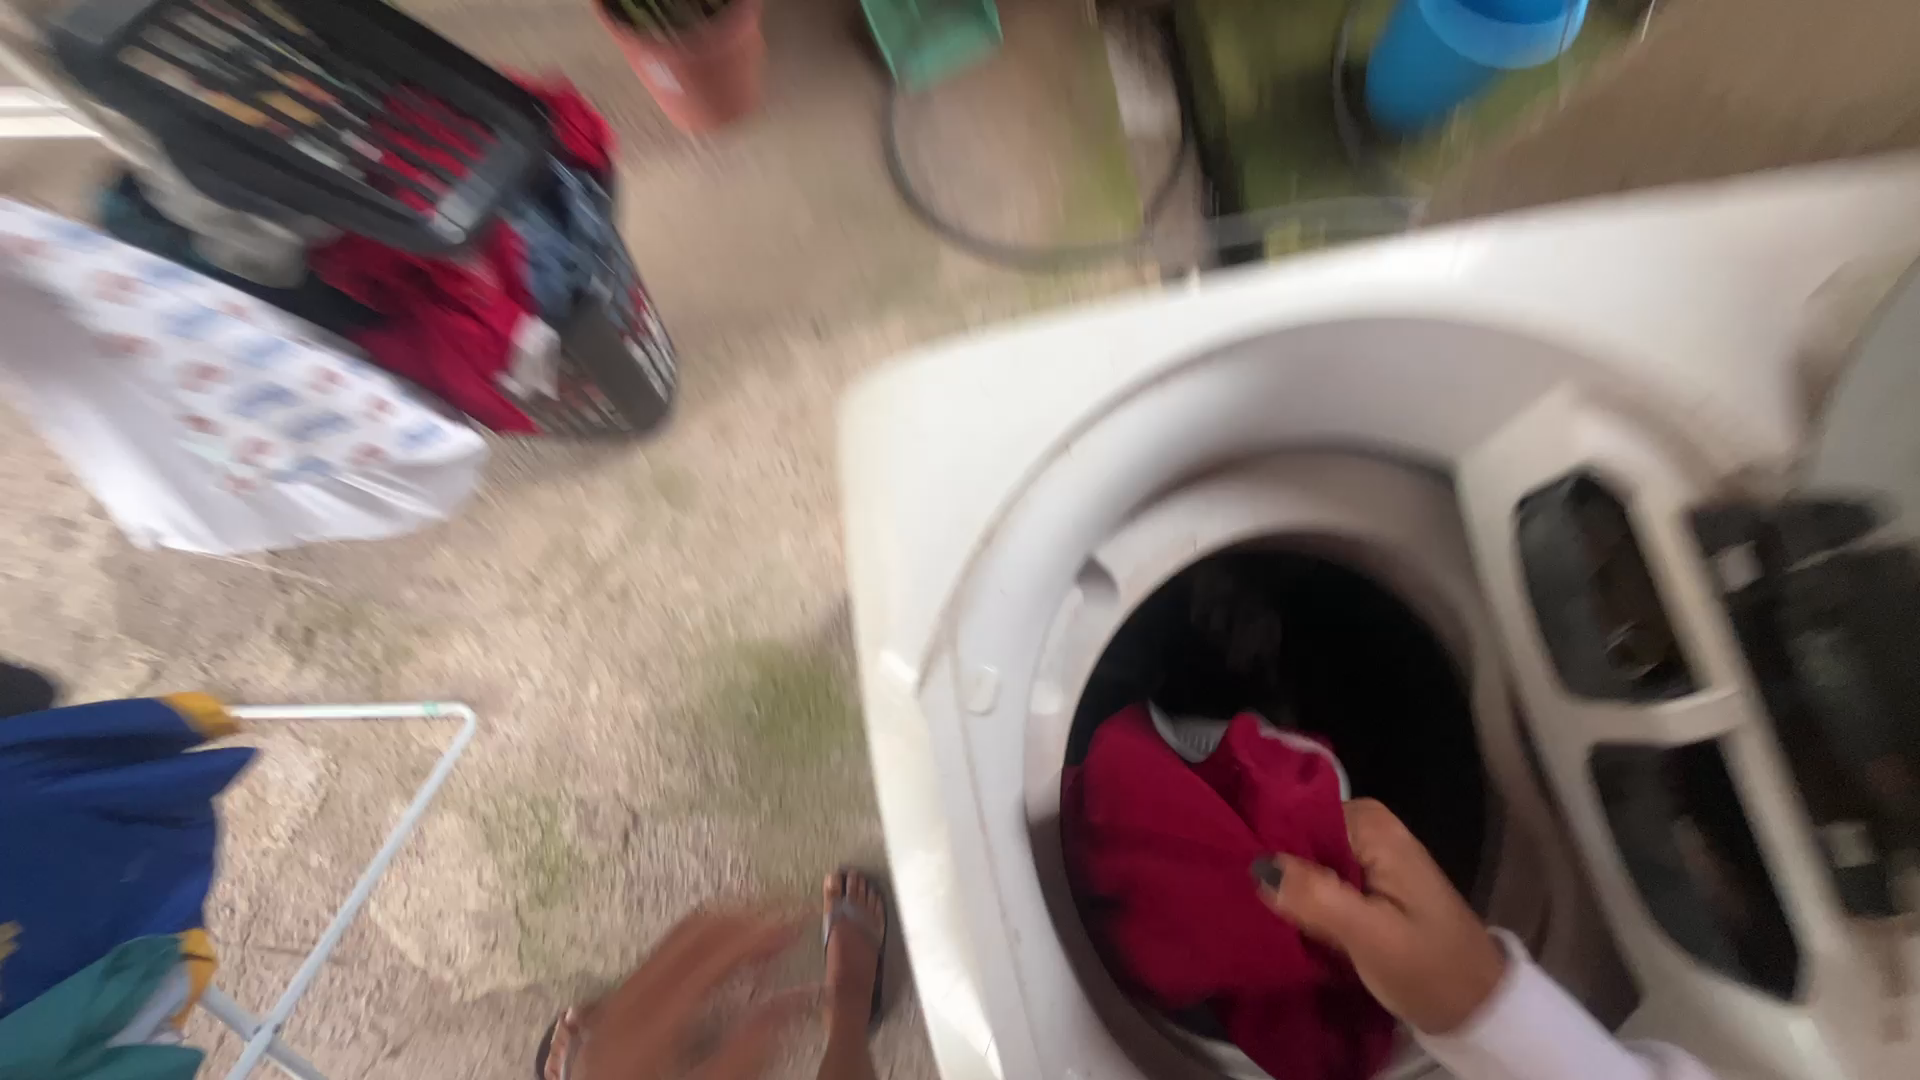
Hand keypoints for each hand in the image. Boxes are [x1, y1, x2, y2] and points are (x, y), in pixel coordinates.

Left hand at [573, 908, 814, 1079]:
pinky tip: (729, 954)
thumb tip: (791, 1003)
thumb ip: (749, 1049)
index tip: (797, 921)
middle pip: (700, 926)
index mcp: (653, 1014)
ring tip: (767, 930)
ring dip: (730, 923)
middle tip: (788, 918)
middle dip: (750, 916)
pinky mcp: (622, 1005)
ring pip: (684, 932)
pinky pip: (670, 949)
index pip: (718, 944)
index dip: (765, 928)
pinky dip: (707, 940)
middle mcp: (632, 994)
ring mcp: (622, 996)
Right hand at [1253, 798, 1507, 1034]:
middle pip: (1300, 833)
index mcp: (1372, 825)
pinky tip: (1289, 915)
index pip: (1298, 812)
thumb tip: (1257, 865)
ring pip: (1307, 857)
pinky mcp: (1368, 882)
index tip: (1243, 867)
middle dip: (1277, 863)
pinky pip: (1320, 875)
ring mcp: (1370, 855)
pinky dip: (1305, 895)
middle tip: (1253, 894)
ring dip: (1288, 883)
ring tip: (1265, 907)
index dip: (1269, 838)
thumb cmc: (1432, 970)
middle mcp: (1370, 828)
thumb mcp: (1371, 937)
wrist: (1484, 1015)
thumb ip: (1316, 897)